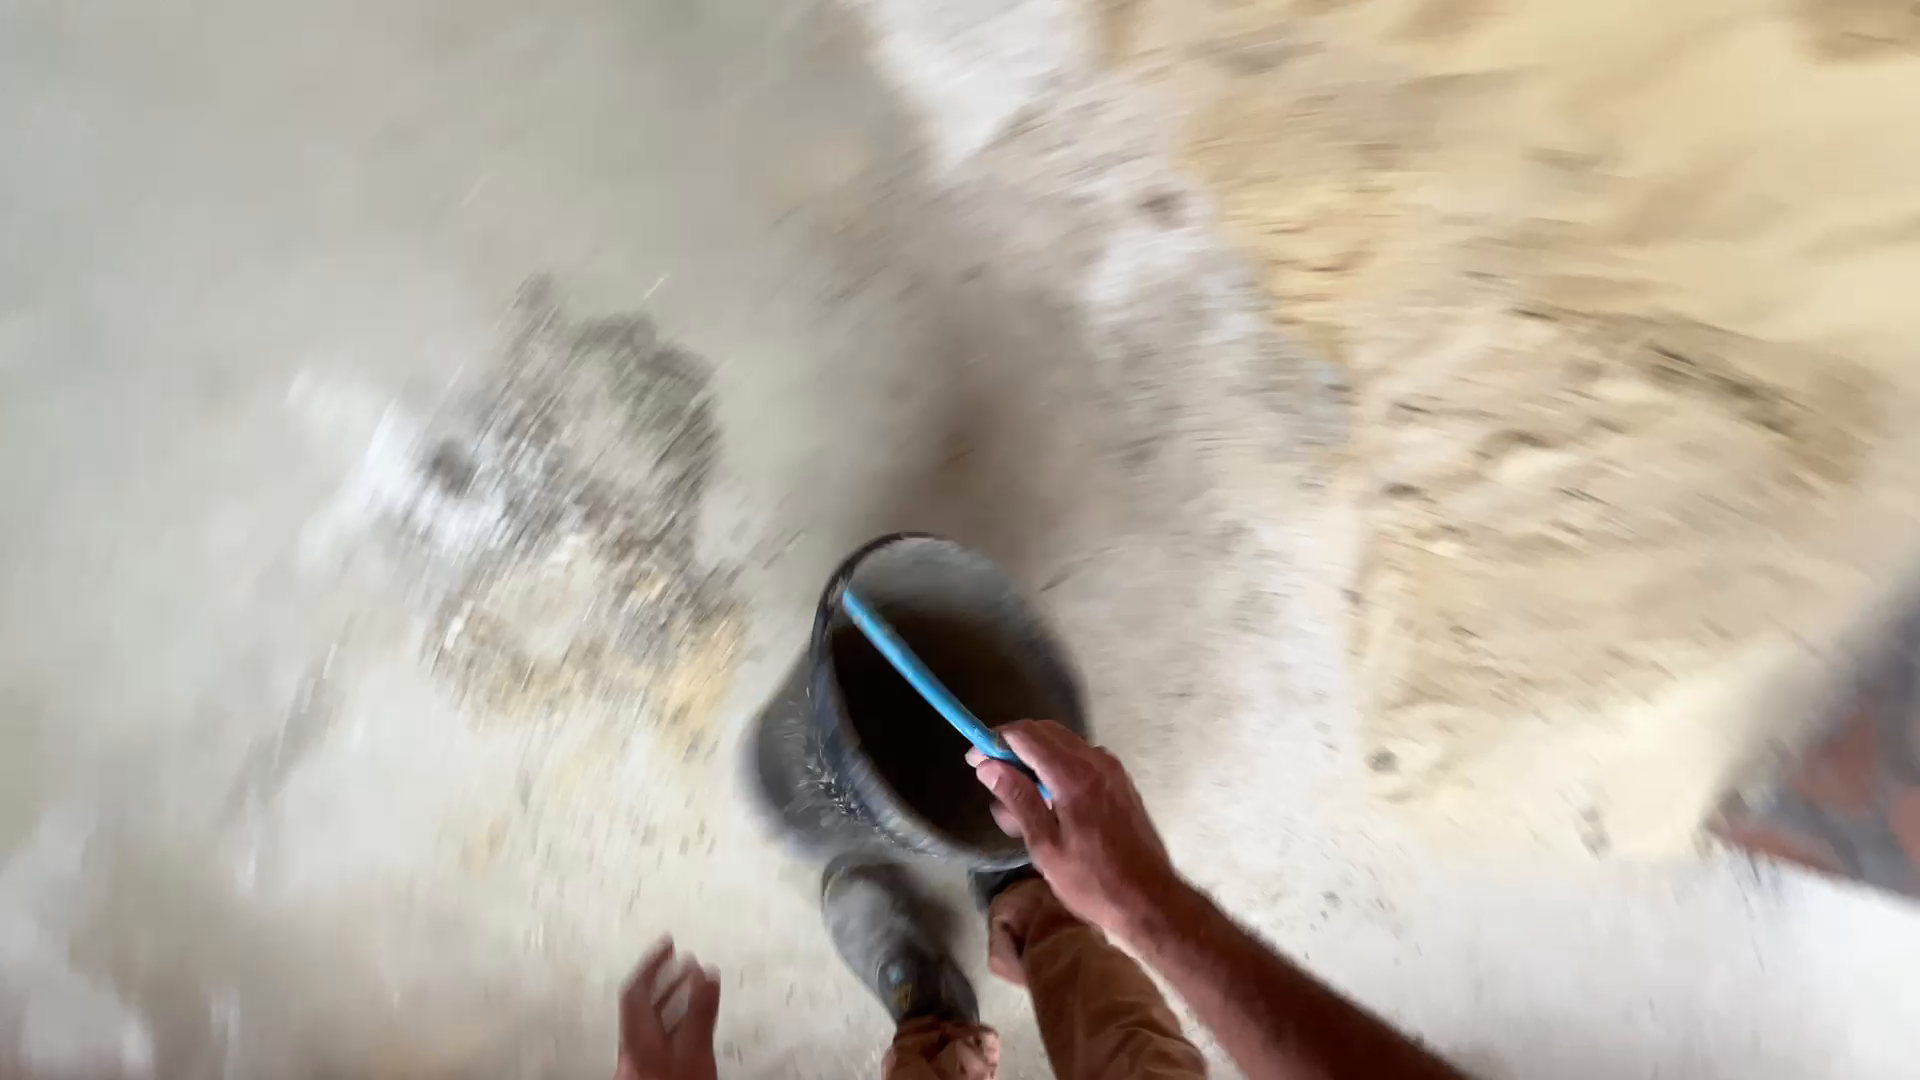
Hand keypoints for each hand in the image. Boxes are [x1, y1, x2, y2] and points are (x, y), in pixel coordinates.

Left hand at [615, 938, 720, 1079]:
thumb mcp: (694, 1052)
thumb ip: (699, 1012)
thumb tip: (706, 970)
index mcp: (638, 1039)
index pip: (635, 991)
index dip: (650, 962)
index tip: (667, 941)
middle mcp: (634, 1051)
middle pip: (642, 1006)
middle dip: (665, 977)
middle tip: (682, 956)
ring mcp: (641, 1066)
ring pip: (653, 1023)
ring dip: (672, 998)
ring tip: (693, 982)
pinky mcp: (653, 1076)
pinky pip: (661, 1038)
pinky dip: (678, 1020)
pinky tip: (695, 1021)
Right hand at [968, 719, 1180, 940]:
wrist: (1151, 901)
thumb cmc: (1093, 881)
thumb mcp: (1045, 846)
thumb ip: (1017, 799)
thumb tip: (987, 766)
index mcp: (1073, 774)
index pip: (1025, 734)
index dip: (994, 741)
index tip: (974, 759)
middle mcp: (1094, 760)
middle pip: (1043, 731)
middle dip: (1013, 747)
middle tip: (991, 777)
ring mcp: (1111, 768)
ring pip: (1062, 743)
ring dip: (1035, 757)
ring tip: (1018, 798)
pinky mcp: (1118, 780)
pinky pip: (1079, 757)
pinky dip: (1057, 766)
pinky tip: (1049, 802)